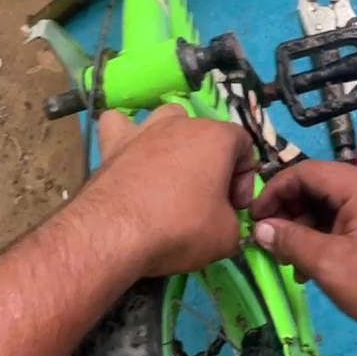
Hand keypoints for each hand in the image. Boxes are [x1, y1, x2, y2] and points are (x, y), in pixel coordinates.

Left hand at [78, 104, 257, 275]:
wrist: (115, 235)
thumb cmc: (181, 229)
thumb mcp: (227, 236)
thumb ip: (233, 220)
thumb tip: (222, 221)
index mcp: (217, 138)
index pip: (244, 146)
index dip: (244, 178)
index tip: (234, 206)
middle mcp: (182, 123)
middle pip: (208, 135)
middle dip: (212, 165)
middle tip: (207, 200)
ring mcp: (144, 129)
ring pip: (168, 119)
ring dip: (176, 142)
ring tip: (172, 174)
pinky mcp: (112, 143)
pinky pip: (120, 124)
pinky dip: (127, 135)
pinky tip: (130, 153)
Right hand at [248, 161, 356, 335]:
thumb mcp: (325, 262)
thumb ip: (289, 240)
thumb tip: (259, 229)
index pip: (307, 172)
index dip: (275, 191)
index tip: (255, 217)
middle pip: (318, 186)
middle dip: (289, 211)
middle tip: (269, 240)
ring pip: (328, 204)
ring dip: (303, 227)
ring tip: (288, 260)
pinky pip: (343, 217)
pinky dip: (322, 235)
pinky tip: (308, 265)